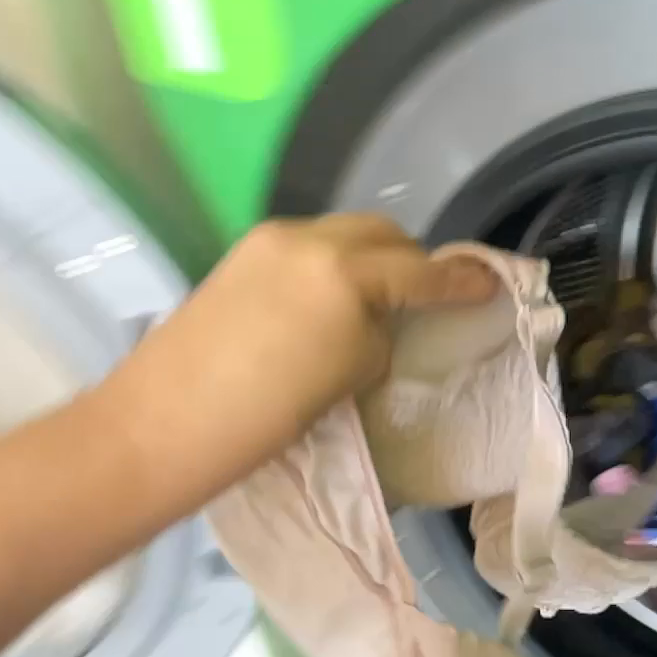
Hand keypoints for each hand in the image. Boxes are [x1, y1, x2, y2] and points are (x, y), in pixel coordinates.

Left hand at [88, 213, 497, 504]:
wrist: (164, 424)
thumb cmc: (270, 414)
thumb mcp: (354, 373)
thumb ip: (381, 330)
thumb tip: (383, 317)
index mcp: (346, 273)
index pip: (422, 271)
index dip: (462, 280)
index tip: (492, 284)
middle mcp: (311, 239)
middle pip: (384, 232)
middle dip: (415, 260)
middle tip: (429, 297)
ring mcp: (270, 240)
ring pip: (345, 233)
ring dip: (374, 259)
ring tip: (378, 301)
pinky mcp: (241, 254)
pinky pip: (311, 246)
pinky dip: (336, 265)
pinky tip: (329, 303)